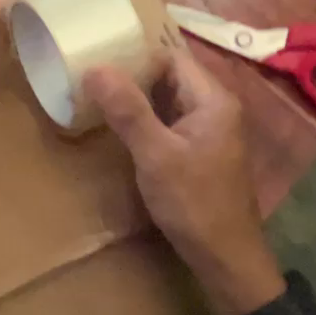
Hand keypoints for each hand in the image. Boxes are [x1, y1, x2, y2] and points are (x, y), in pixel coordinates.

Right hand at [83, 49, 285, 314]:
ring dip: (137, 98)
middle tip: (90, 77)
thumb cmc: (193, 203)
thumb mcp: (155, 155)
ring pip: (169, 99)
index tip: (98, 60)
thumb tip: (95, 68)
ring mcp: (210, 129)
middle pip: (170, 76)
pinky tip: (121, 127)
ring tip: (97, 97)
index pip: (171, 57)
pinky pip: (171, 121)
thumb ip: (128, 110)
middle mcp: (216, 106)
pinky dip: (146, 119)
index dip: (135, 57)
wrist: (226, 257)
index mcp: (213, 99)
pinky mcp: (201, 150)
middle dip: (132, 76)